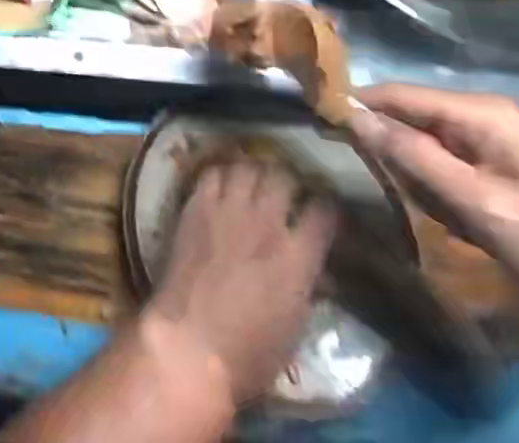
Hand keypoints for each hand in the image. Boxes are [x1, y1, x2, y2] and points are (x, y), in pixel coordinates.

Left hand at [145, 162, 336, 402]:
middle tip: (284, 188)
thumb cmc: (249, 351)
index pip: (323, 212)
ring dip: (253, 171)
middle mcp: (267, 224)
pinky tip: (221, 182)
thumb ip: (308, 288)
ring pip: (247, 168)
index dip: (326, 205)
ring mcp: (229, 211)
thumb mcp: (295, 325)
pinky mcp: (196, 206)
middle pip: (283, 177)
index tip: (323, 206)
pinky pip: (211, 173)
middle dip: (288, 179)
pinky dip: (220, 173)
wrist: (191, 339)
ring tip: (252, 179)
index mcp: (298, 257)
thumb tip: (318, 274)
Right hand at [349, 83, 518, 343]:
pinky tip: (469, 226)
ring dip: (425, 181)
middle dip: (396, 156)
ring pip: (434, 147)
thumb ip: (415, 158)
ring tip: (444, 220)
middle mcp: (492, 116)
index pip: (395, 94)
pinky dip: (451, 192)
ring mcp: (508, 142)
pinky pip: (461, 166)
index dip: (355, 107)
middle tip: (399, 199)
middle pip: (413, 119)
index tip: (318, 129)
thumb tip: (354, 115)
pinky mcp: (518, 166)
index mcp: (483, 114)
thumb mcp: (484, 207)